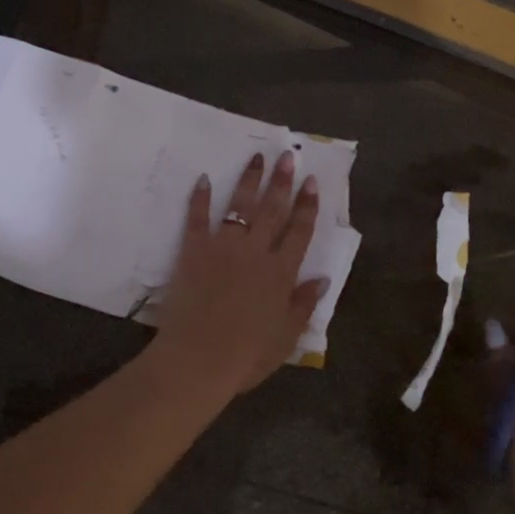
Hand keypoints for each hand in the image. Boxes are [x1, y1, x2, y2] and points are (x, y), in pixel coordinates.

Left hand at [145, 151, 328, 394]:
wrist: (199, 358)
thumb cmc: (246, 356)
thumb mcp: (286, 338)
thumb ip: (302, 305)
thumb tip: (320, 280)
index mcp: (282, 273)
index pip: (300, 231)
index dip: (307, 206)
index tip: (311, 182)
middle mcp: (256, 252)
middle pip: (272, 210)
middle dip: (281, 181)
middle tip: (287, 155)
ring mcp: (223, 248)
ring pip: (240, 206)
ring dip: (249, 180)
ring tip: (256, 157)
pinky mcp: (193, 251)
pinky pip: (198, 218)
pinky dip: (201, 198)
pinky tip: (205, 179)